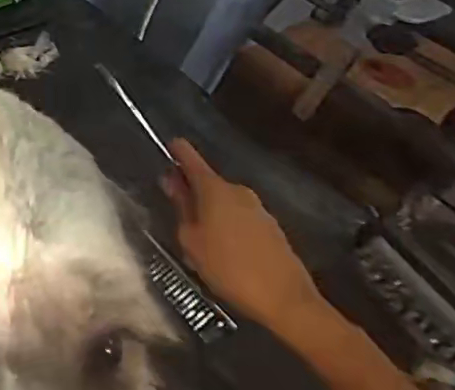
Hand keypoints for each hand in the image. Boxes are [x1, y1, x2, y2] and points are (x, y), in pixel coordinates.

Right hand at [160, 138, 323, 328]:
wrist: (289, 302)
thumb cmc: (230, 268)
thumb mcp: (192, 241)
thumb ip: (181, 208)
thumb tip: (174, 182)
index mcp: (213, 187)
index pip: (188, 155)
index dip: (175, 150)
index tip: (165, 151)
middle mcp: (237, 190)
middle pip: (207, 182)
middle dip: (193, 194)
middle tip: (180, 218)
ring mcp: (258, 209)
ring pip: (225, 203)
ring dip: (212, 214)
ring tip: (204, 244)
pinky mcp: (273, 230)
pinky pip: (242, 220)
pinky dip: (231, 229)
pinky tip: (229, 255)